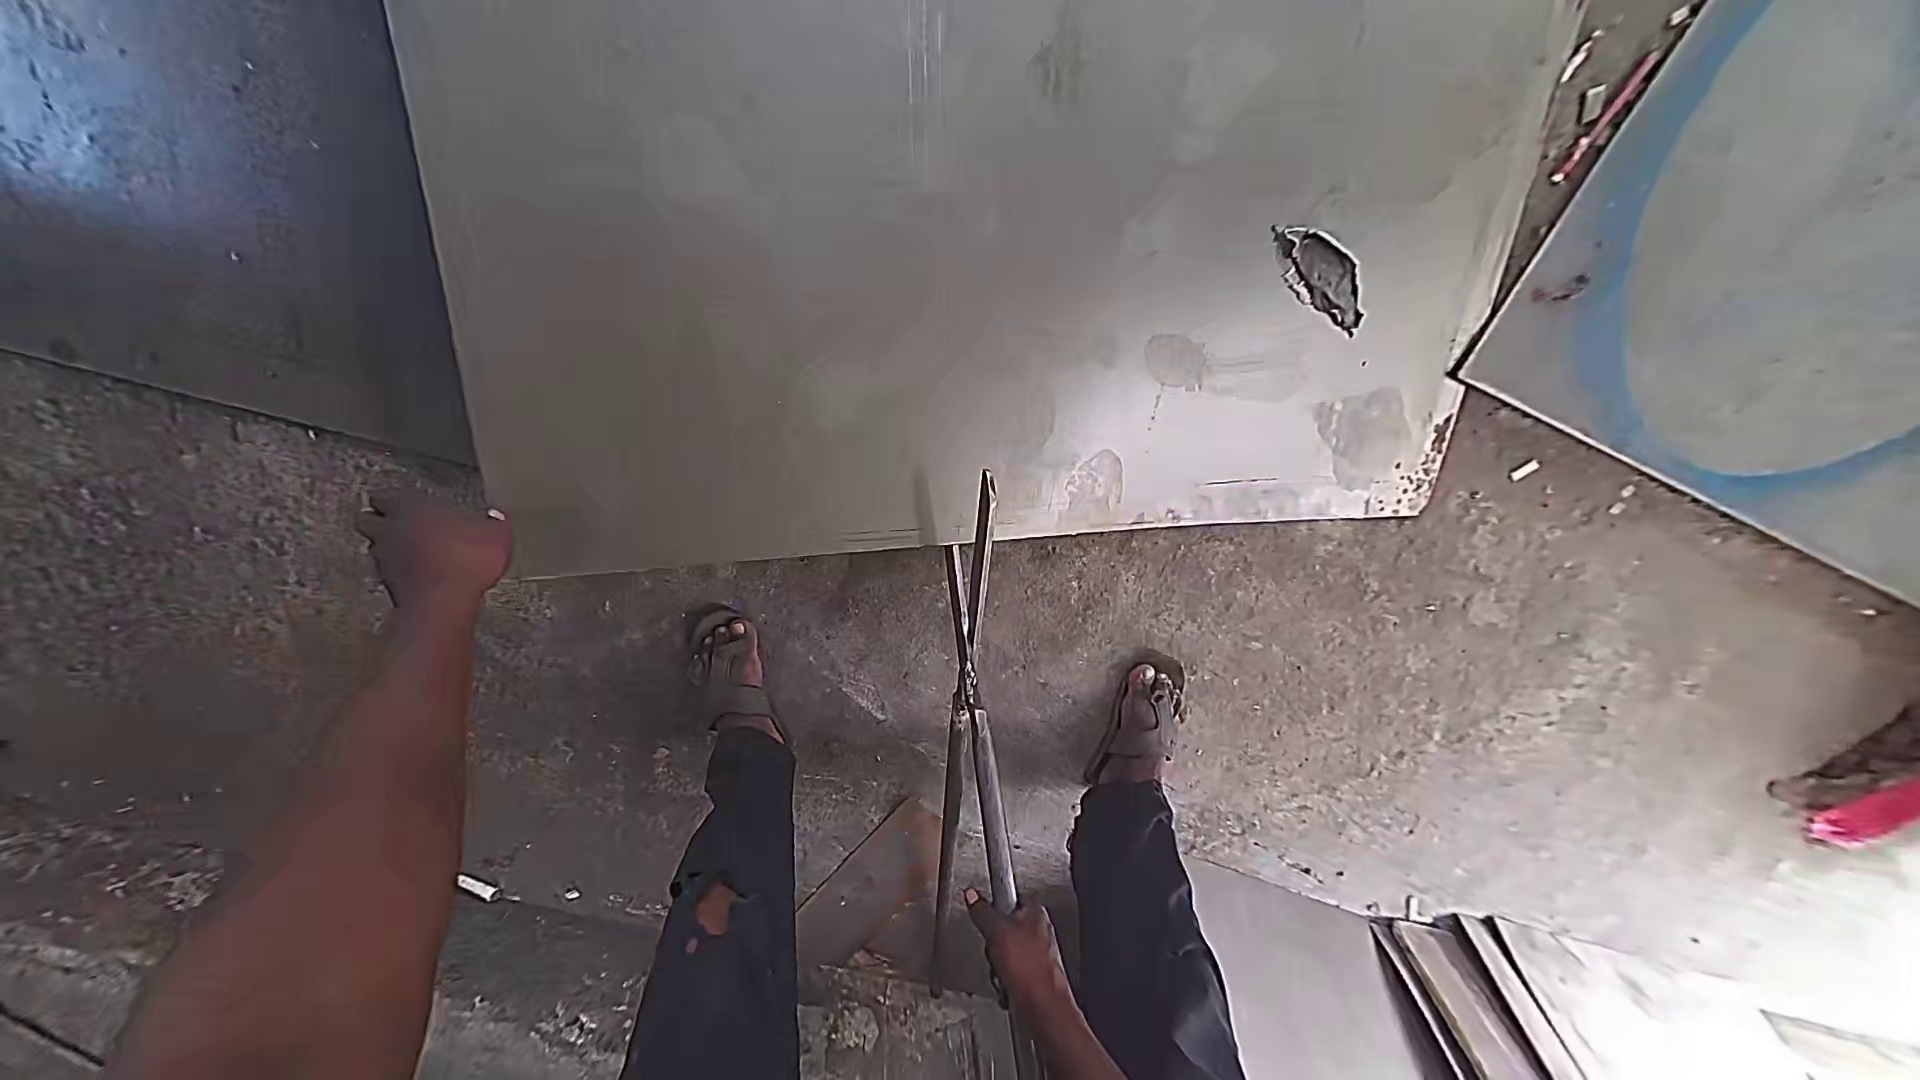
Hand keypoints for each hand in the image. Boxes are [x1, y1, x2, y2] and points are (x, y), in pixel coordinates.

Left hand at [356, 492, 512, 612]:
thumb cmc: (467, 559)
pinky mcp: (389, 582)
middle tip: (399, 522)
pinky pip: (390, 570)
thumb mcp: (497, 534)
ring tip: (415, 550)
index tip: (404, 500)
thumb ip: (493, 523)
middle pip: (370, 519)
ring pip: (378, 545)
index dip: (394, 498)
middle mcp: (391, 529)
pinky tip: (423, 573)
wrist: (446, 600)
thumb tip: (496, 518)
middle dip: (381, 520)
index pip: (387, 495)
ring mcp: (386, 557)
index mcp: (412, 507)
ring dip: (392, 546)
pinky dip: (402, 569)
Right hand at [966, 888, 1072, 1010]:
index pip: (1007, 905)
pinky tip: (1008, 988)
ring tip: (1004, 975)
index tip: (988, 925)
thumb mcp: (997, 932)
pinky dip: (1005, 983)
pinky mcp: (1034, 980)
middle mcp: (1040, 934)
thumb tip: (973, 896)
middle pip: (1002, 933)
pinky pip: (1010, 976)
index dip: (994, 917)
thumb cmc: (1029, 969)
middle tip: (997, 955)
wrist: (1043, 1010)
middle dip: (994, 949)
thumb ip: (983, 912)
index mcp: (1036, 914)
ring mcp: (1037, 958)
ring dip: (998, 969)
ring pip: (1004, 957)